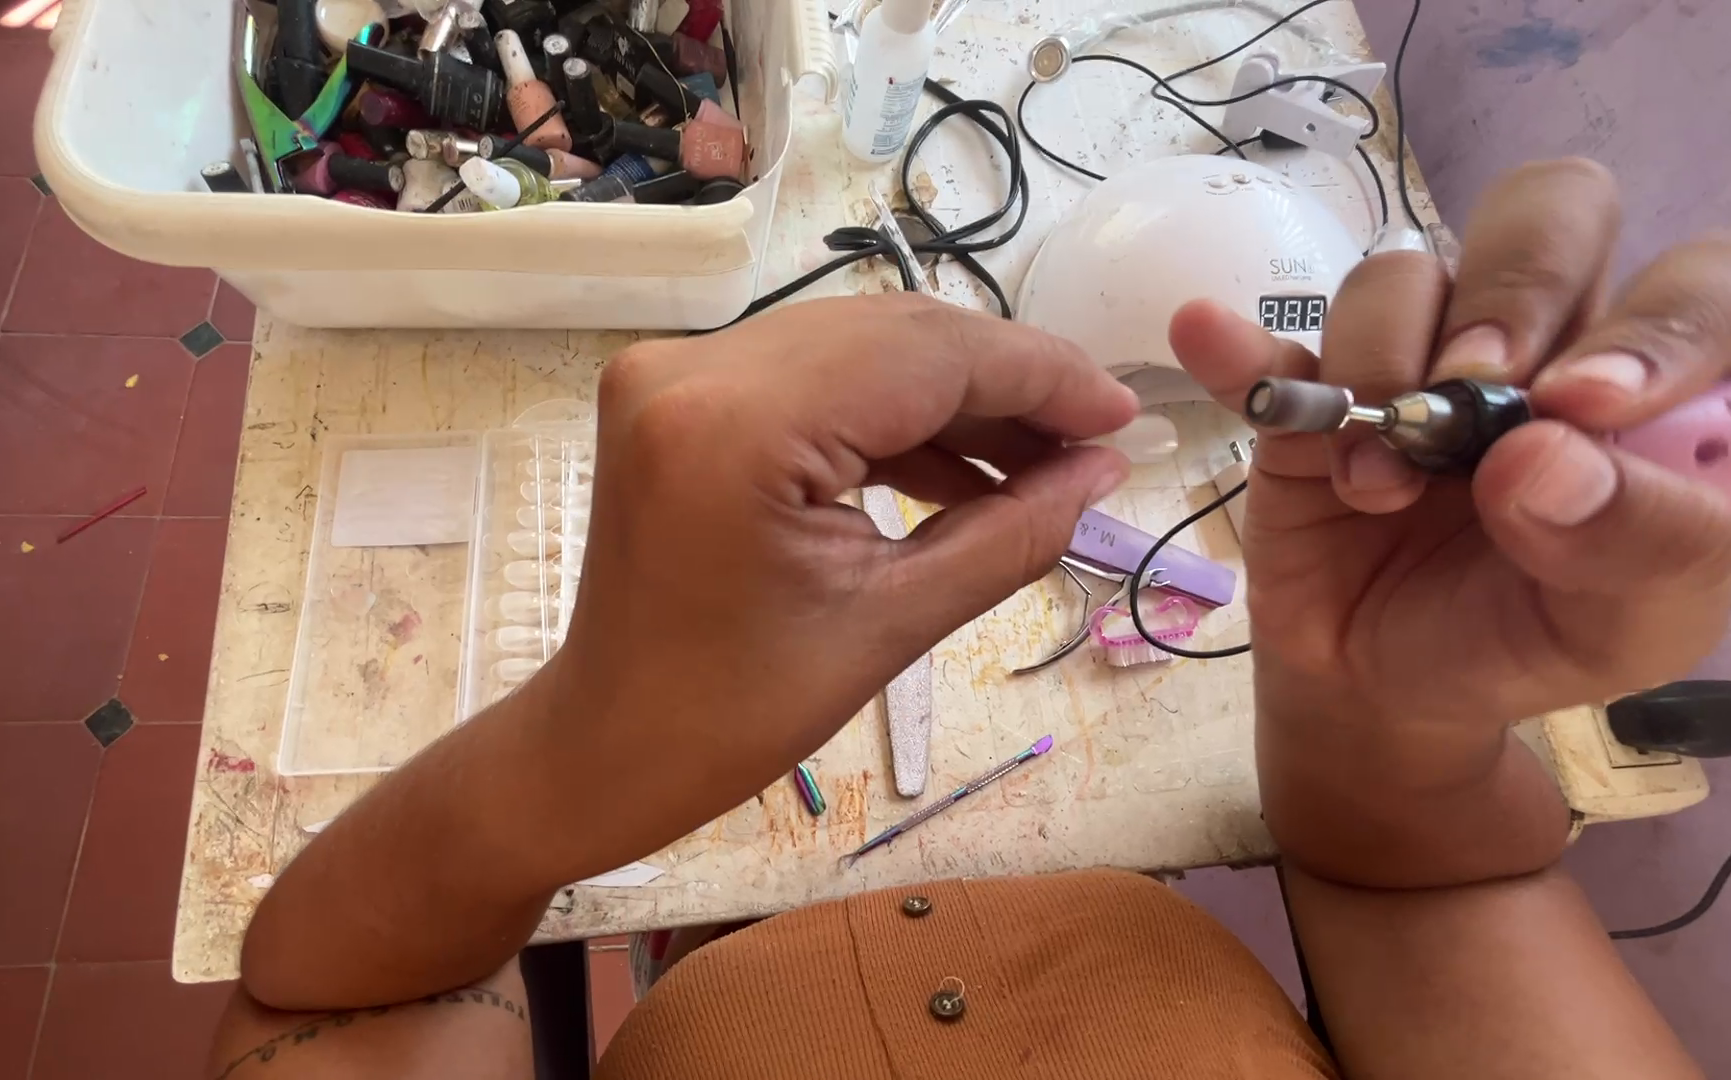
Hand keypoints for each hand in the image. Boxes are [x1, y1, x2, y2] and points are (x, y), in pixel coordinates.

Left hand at [536, 294, 1136, 878]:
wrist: (610, 740)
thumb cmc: (735, 715)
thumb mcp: (890, 623)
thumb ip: (1011, 532)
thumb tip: (1104, 469)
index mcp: (737, 423)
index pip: (928, 355)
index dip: (1041, 377)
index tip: (1121, 415)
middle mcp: (693, 366)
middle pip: (892, 337)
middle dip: (1002, 386)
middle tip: (1085, 444)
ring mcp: (673, 370)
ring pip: (855, 351)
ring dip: (947, 402)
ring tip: (1032, 466)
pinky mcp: (676, 393)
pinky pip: (809, 380)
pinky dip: (882, 417)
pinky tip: (951, 465)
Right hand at [1169, 160, 1730, 884]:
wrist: (1375, 688)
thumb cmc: (1502, 653)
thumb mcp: (1621, 628)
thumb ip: (1652, 538)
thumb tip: (1556, 447)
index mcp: (1633, 395)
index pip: (1692, 285)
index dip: (1641, 327)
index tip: (1567, 427)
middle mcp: (1514, 354)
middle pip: (1539, 227)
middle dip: (1502, 303)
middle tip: (1463, 414)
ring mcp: (1390, 375)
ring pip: (1390, 279)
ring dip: (1372, 352)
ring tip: (1362, 458)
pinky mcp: (1291, 412)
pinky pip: (1261, 353)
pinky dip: (1234, 343)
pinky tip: (1204, 335)